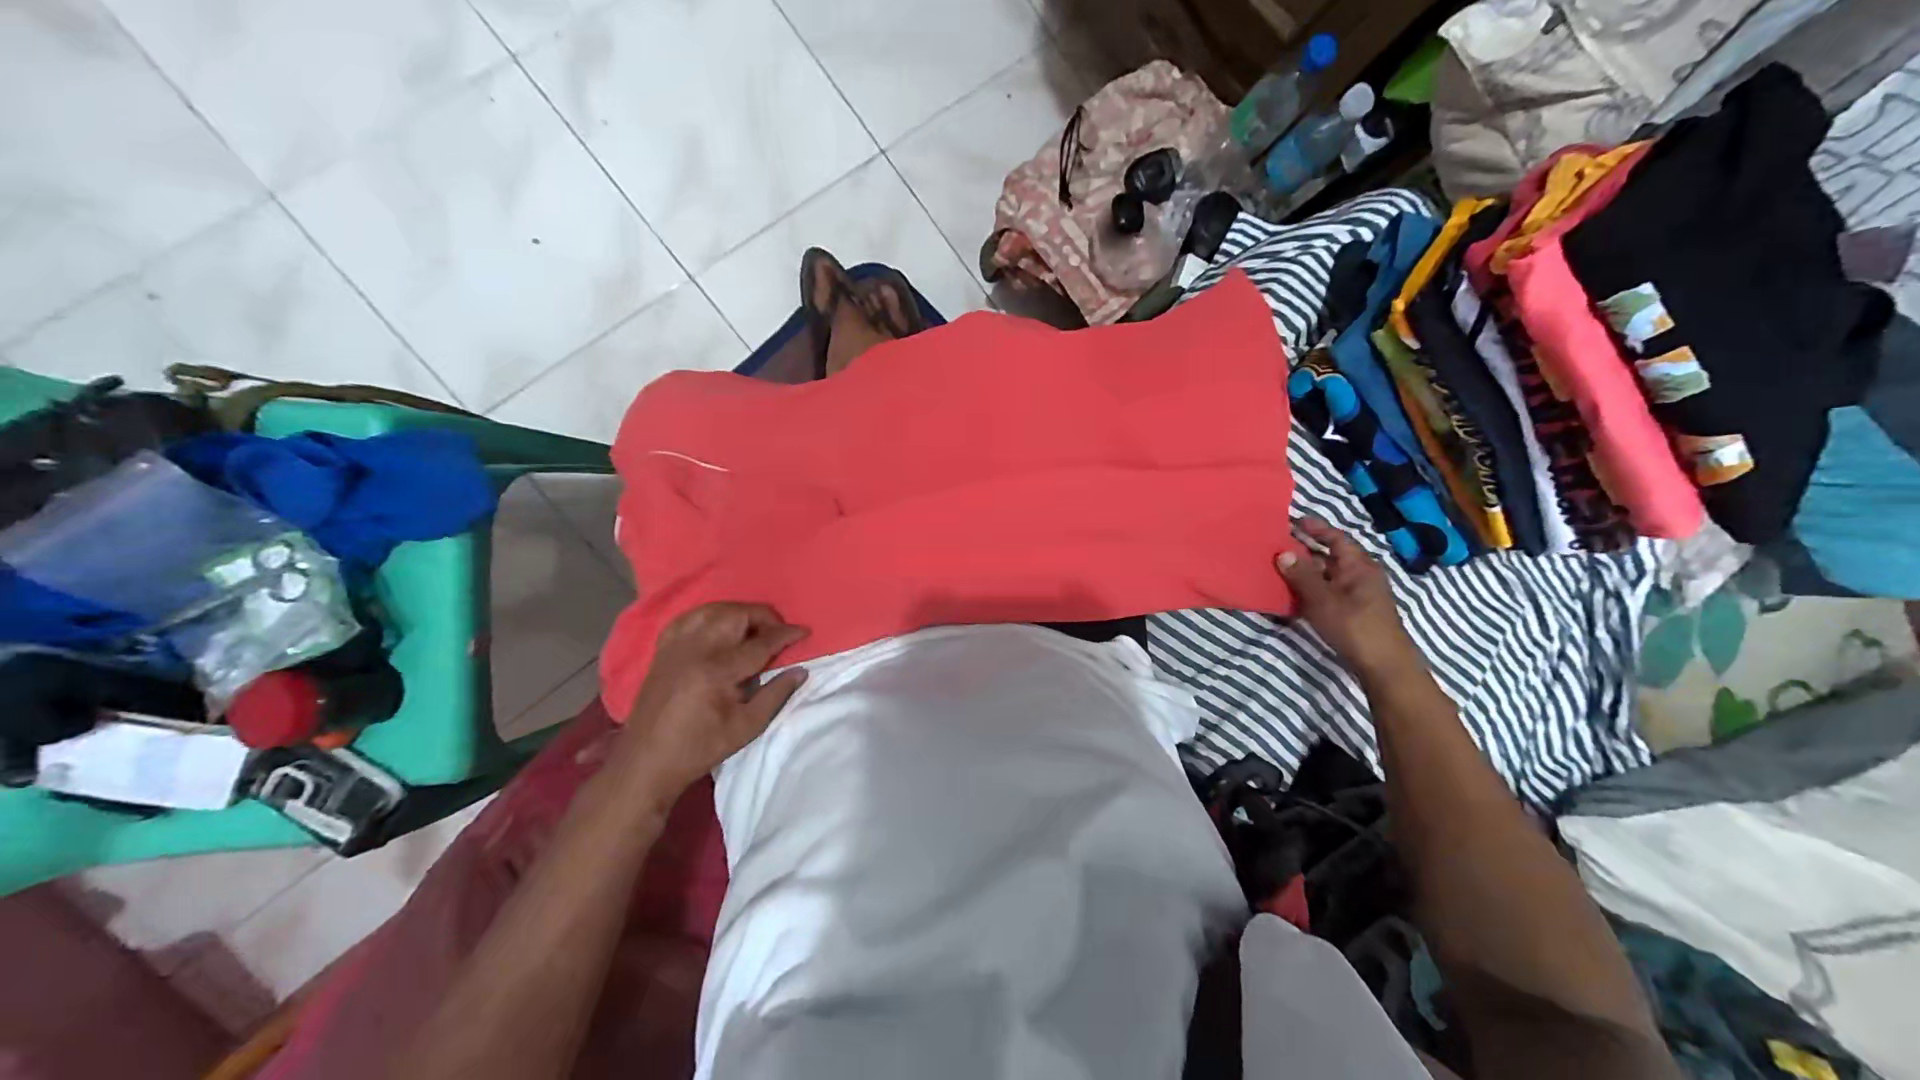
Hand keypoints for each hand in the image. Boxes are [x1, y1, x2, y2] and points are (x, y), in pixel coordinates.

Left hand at [616, 602, 808, 796]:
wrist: (647, 762)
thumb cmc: (700, 748)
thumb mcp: (746, 728)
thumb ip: (775, 694)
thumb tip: (800, 671)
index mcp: (716, 671)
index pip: (760, 643)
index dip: (786, 635)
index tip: (805, 632)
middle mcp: (694, 650)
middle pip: (735, 615)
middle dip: (763, 617)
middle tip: (779, 633)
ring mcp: (675, 647)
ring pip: (712, 610)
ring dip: (738, 613)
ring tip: (753, 629)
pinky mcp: (662, 650)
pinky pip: (688, 618)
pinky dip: (710, 616)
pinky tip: (720, 628)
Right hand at [1275, 517, 1422, 681]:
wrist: (1383, 664)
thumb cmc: (1354, 625)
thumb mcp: (1322, 599)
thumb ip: (1302, 575)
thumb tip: (1283, 552)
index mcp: (1358, 565)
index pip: (1336, 537)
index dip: (1316, 528)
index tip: (1293, 521)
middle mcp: (1362, 574)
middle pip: (1331, 555)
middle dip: (1306, 550)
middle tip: (1278, 546)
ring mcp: (1360, 593)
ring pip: (1329, 575)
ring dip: (1307, 571)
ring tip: (1280, 570)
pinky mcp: (1356, 610)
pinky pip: (1330, 591)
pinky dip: (1313, 588)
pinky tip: (1295, 595)